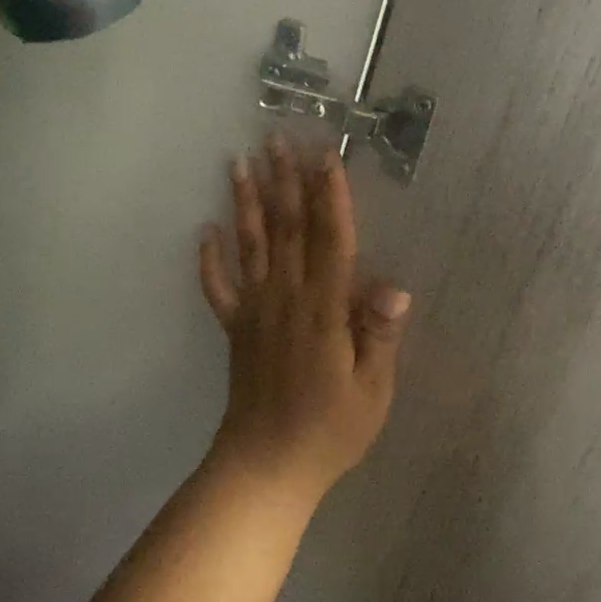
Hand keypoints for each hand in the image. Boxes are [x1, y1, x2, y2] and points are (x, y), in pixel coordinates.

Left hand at [198, 135, 412, 502]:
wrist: (267, 464)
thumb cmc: (330, 429)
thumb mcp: (372, 389)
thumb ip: (379, 335)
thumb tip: (396, 286)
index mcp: (324, 308)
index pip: (330, 239)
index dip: (330, 195)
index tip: (326, 154)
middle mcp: (286, 297)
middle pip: (286, 228)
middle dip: (284, 180)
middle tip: (277, 138)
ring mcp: (255, 309)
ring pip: (250, 244)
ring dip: (246, 201)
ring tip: (239, 162)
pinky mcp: (235, 328)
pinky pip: (218, 287)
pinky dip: (209, 258)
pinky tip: (204, 230)